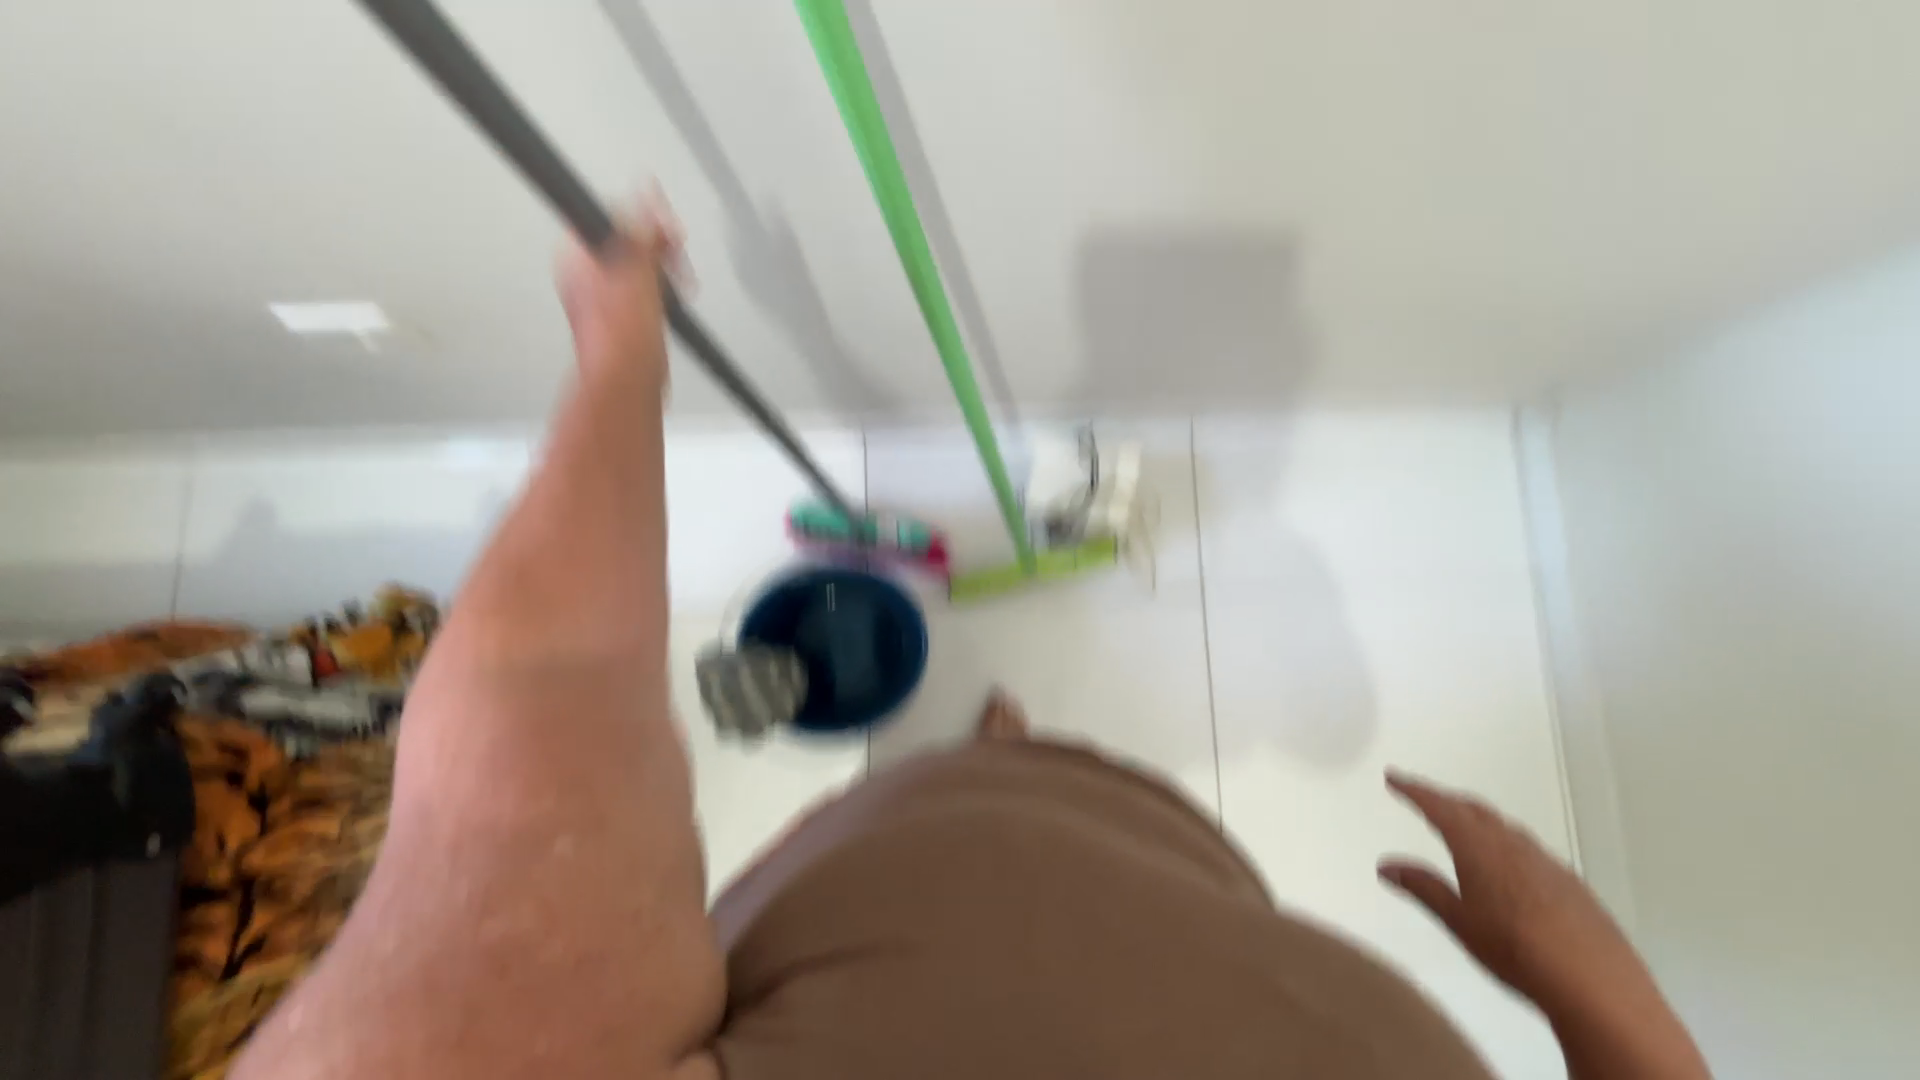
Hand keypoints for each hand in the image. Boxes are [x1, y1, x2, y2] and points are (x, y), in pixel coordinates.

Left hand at [556, 189, 685, 385]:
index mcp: (578, 254)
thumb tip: (645, 192)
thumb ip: (640, 231)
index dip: (644, 215)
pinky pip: (645, 285)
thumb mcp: (636, 272)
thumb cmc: (623, 340)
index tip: (667, 226)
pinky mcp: (624, 312)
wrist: (628, 383)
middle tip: (676, 256)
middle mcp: (587, 270)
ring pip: (639, 262)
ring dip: (664, 267)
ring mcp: (605, 292)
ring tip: (679, 280)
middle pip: (627, 237)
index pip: (611, 213)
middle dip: (659, 244)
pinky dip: (663, 287)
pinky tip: (674, 297)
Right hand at [1381, 771, 1710, 1077]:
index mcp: (1479, 848)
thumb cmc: (1514, 950)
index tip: (1393, 777)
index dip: (1415, 790)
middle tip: (1422, 795)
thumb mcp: (1458, 921)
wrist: (1597, 987)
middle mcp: (1512, 845)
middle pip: (1474, 809)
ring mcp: (1546, 862)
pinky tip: (1507, 864)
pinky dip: (1504, 840)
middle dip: (1445, 798)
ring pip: (1504, 826)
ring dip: (1476, 817)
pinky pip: (1528, 848)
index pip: (1440, 807)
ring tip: (1461, 823)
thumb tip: (1385, 864)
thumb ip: (1422, 888)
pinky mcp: (1571, 883)